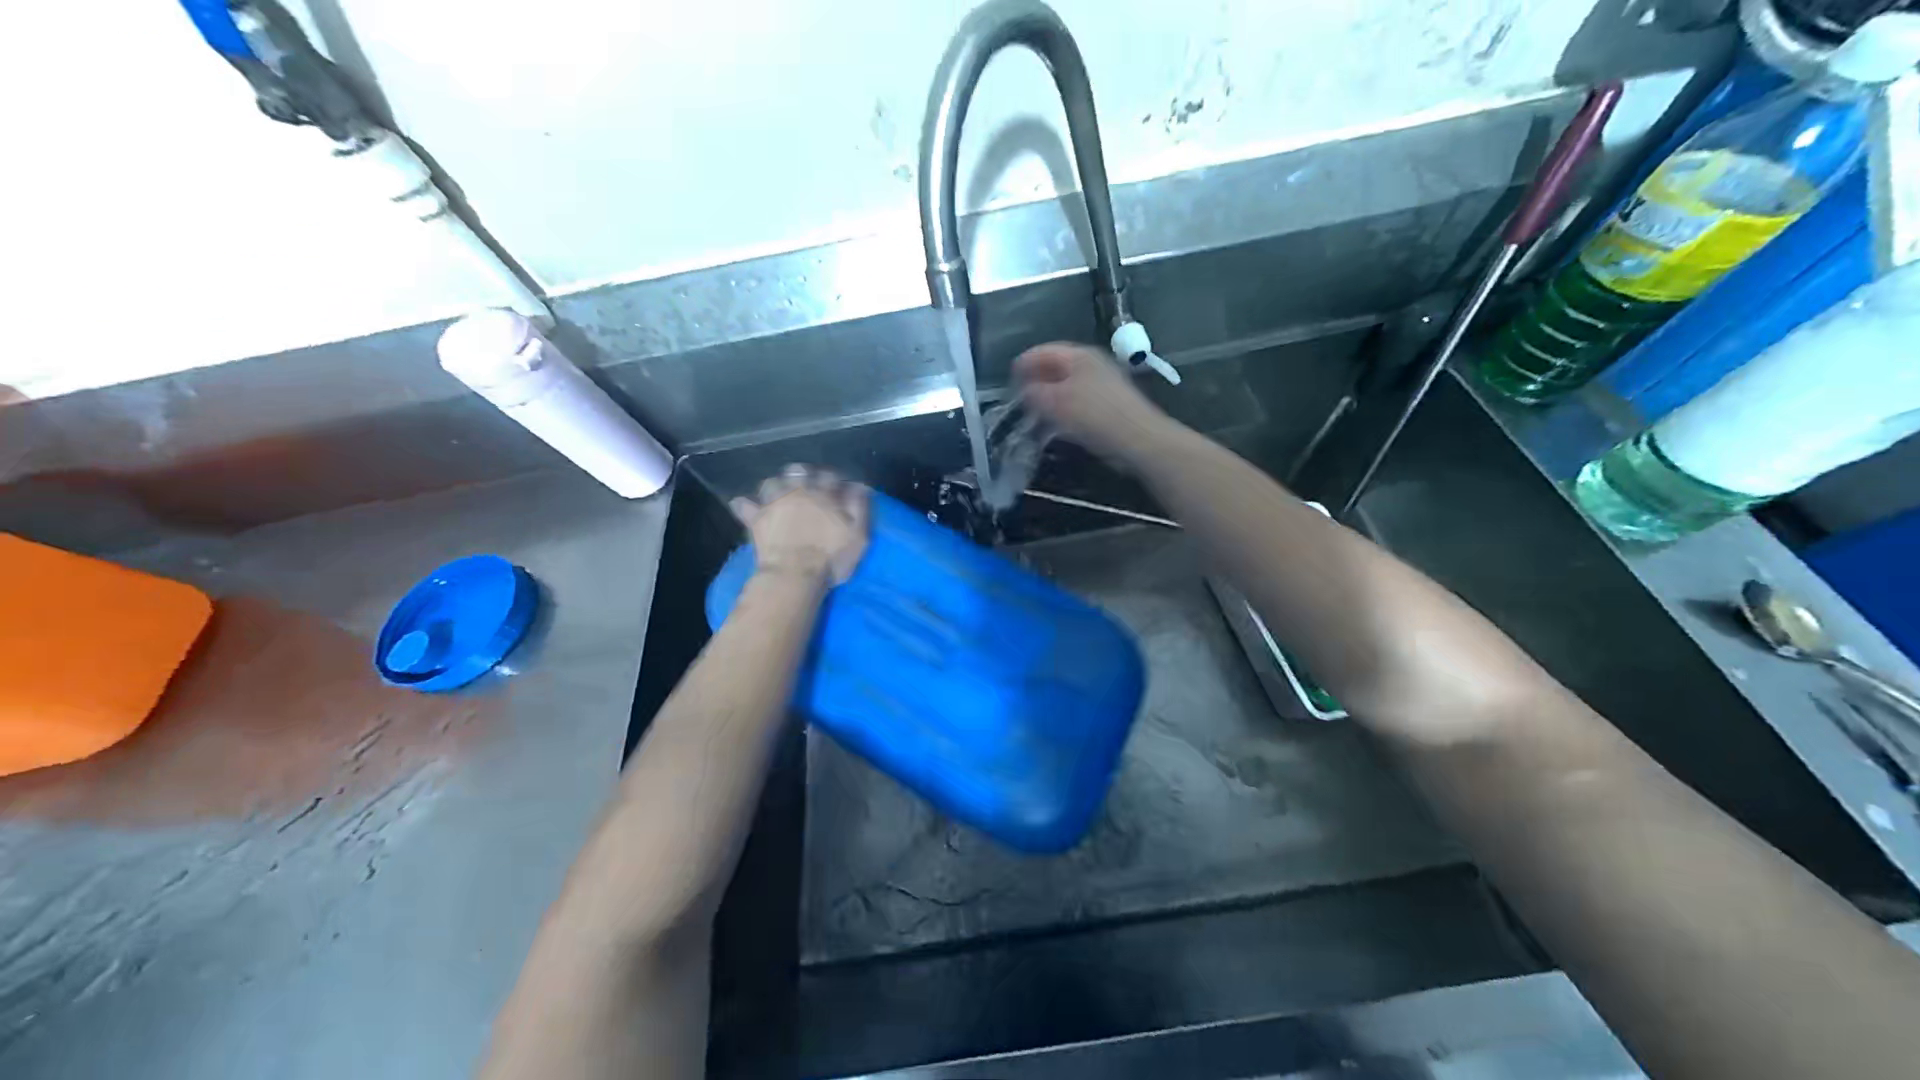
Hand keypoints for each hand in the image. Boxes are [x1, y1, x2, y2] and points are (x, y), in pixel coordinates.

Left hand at [730, 466, 870, 585]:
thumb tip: (859, 486)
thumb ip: (859, 508)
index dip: (833, 479)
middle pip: (798, 471)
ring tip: (778, 495)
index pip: (830, 476)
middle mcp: (798, 492)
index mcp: (824, 495)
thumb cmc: (831, 558)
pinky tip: (745, 506)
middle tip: (805, 486)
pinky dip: (745, 505)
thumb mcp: (858, 535)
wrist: (795, 575)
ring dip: (776, 486)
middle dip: (802, 474)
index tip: (836, 487)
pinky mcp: (757, 519)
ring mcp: (774, 503)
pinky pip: (744, 505)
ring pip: (771, 482)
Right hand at [1012, 342, 1175, 466]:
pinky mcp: (1110, 404)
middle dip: (1037, 380)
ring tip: (1034, 412)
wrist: (1138, 438)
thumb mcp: (1055, 402)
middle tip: (1019, 395)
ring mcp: (1104, 383)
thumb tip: (1024, 390)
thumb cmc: (1094, 415)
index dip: (1025, 362)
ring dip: (1050, 396)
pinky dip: (1064, 408)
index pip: (1045, 351)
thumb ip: (1034, 393)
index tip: (1009, 376)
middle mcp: (1093, 364)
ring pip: (1068, 385)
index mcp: (1079, 356)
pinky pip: (1079, 400)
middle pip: (1058, 367)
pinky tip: (1057, 423)